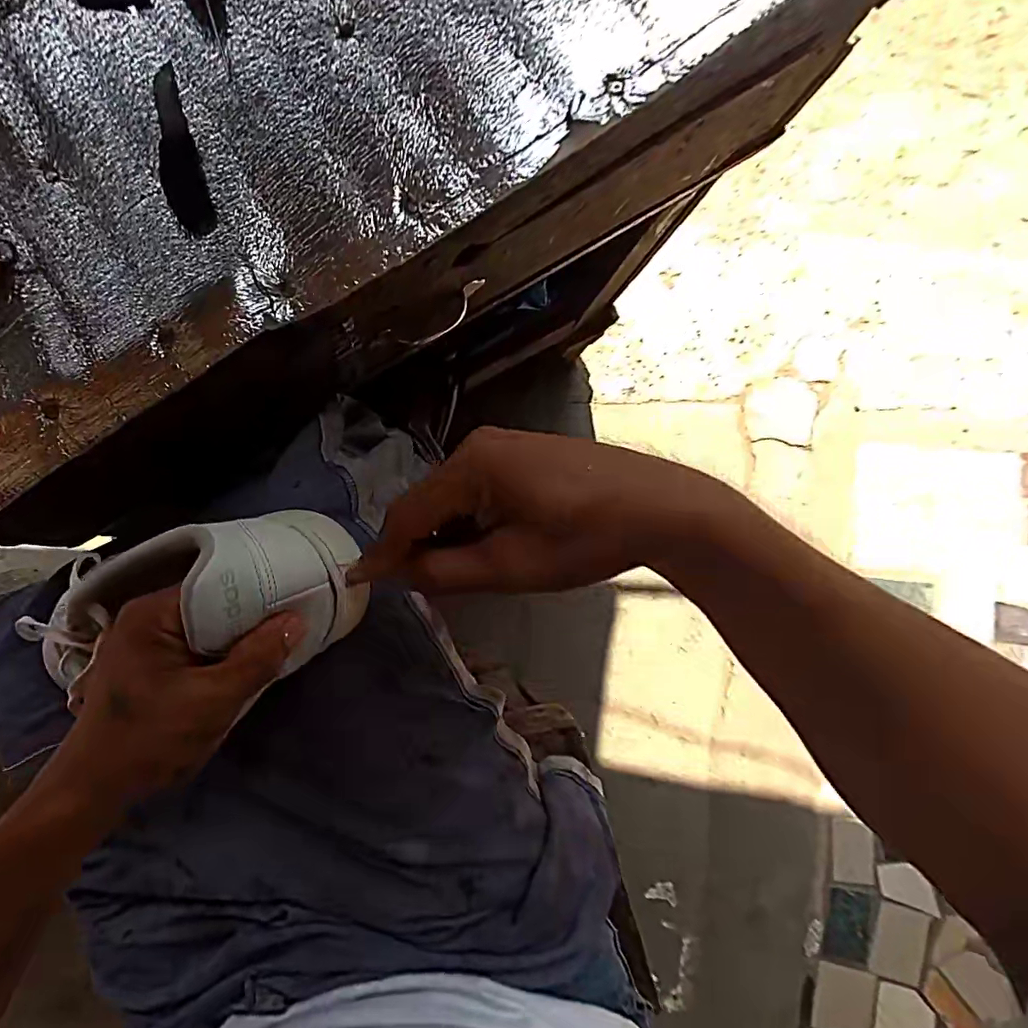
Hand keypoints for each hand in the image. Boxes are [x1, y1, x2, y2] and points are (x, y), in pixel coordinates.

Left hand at [39, 587, 302, 811]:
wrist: (95, 786)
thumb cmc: (149, 740)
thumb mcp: (212, 701)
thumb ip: (255, 660)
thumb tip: (294, 621)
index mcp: (149, 612)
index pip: (211, 586)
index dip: (253, 595)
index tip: (291, 604)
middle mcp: (140, 617)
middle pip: (205, 607)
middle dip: (243, 623)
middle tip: (287, 629)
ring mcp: (138, 642)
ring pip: (198, 632)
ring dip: (228, 645)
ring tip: (269, 647)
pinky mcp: (141, 665)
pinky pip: (185, 649)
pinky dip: (210, 659)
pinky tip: (234, 670)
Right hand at [346, 426, 740, 593]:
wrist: (668, 508)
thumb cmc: (588, 539)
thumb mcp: (509, 566)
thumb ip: (442, 571)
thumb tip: (393, 574)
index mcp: (470, 465)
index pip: (408, 513)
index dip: (384, 550)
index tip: (359, 579)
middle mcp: (474, 445)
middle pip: (423, 502)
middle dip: (413, 542)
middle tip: (410, 582)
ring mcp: (496, 445)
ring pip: (444, 496)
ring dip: (439, 532)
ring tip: (449, 568)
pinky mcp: (513, 452)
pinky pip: (468, 488)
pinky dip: (462, 518)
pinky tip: (478, 541)